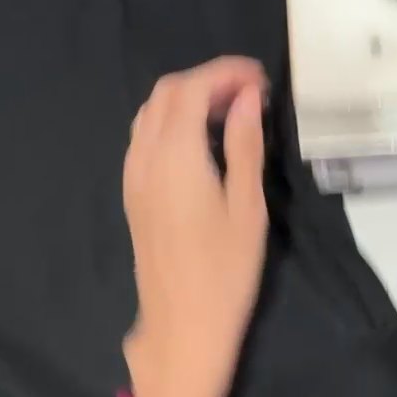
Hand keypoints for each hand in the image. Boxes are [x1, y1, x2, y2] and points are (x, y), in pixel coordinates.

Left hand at [122, 57, 270, 396]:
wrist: (183, 323)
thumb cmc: (225, 270)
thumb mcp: (248, 207)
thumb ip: (245, 146)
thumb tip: (248, 99)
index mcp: (176, 156)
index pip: (192, 89)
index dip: (226, 73)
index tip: (262, 78)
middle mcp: (145, 157)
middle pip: (166, 94)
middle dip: (207, 80)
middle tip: (251, 92)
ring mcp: (134, 175)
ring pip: (152, 113)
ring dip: (189, 99)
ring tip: (232, 111)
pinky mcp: (134, 193)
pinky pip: (147, 137)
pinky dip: (175, 122)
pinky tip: (204, 140)